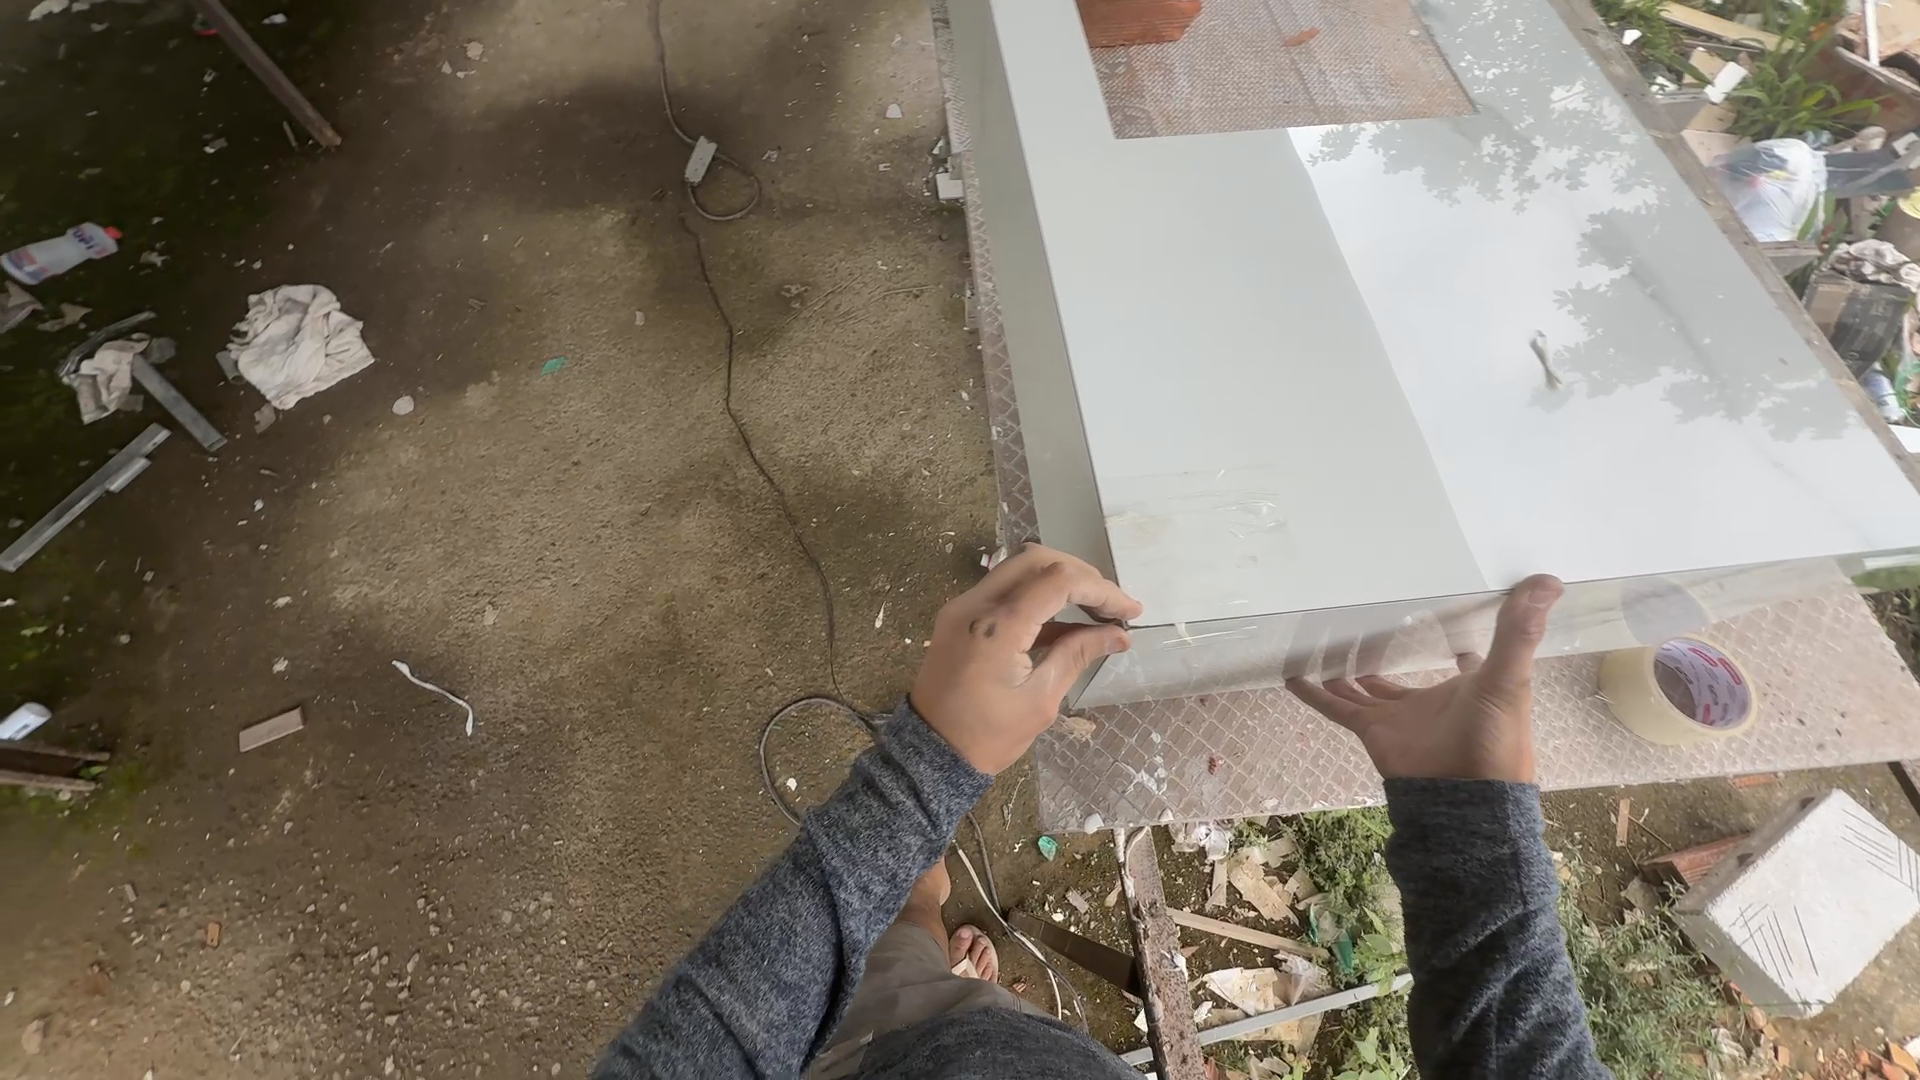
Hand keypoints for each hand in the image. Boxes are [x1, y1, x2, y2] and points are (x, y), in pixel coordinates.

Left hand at [912, 544, 1143, 774]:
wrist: (931, 752)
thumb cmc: (987, 735)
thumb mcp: (1040, 701)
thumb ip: (1077, 655)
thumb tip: (1118, 634)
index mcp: (997, 627)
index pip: (1058, 582)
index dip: (1101, 590)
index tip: (1130, 611)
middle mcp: (975, 604)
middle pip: (1037, 559)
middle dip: (1081, 575)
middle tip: (1111, 605)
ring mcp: (962, 605)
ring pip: (1018, 567)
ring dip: (1059, 579)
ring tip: (1095, 609)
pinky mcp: (959, 614)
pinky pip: (1004, 588)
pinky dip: (1037, 594)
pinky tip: (1066, 620)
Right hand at [1287, 575, 1564, 783]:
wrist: (1461, 794)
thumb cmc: (1492, 736)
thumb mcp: (1508, 678)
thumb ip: (1518, 632)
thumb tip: (1547, 579)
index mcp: (1469, 689)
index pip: (1468, 662)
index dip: (1462, 645)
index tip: (1447, 621)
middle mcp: (1431, 701)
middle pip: (1401, 677)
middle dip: (1385, 658)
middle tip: (1364, 631)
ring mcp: (1397, 716)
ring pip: (1363, 690)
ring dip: (1345, 675)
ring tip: (1323, 651)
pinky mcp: (1370, 729)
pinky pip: (1335, 708)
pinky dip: (1314, 695)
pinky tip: (1293, 677)